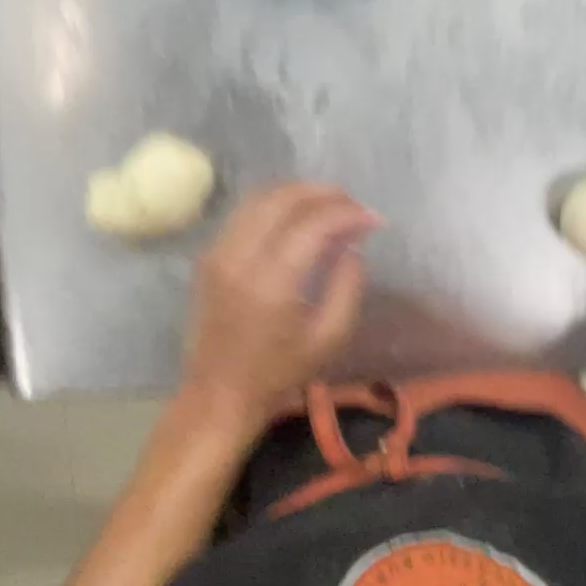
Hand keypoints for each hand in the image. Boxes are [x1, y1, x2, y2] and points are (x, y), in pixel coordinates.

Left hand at [183, 183, 380, 428]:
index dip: (349, 214)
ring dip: (299, 193)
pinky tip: (298, 217)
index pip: (314, 223)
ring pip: (260, 197)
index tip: (375, 220)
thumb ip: (347, 287)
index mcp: (272, 282)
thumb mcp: (329, 339)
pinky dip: (275, 205)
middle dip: (326, 193)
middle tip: (355, 205)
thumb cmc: (279, 373)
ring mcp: (219, 253)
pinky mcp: (210, 257)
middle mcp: (240, 257)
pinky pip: (244, 213)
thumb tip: (354, 247)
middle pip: (284, 198)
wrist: (219, 392)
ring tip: (330, 205)